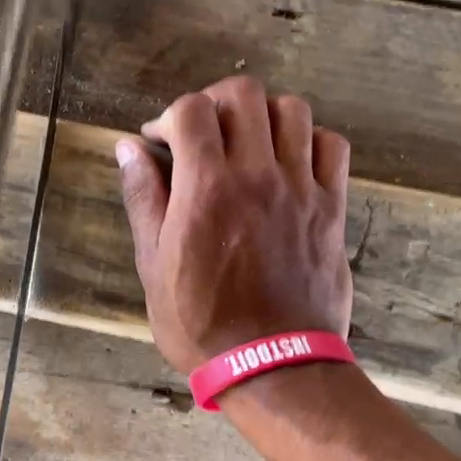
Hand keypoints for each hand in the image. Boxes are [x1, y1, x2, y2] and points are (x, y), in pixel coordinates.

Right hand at [115, 77, 353, 375]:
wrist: (273, 365)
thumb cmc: (199, 320)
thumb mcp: (153, 263)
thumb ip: (143, 197)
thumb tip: (128, 147)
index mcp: (206, 187)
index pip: (191, 110)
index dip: (169, 116)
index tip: (160, 142)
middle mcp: (257, 175)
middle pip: (243, 95)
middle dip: (214, 102)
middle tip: (202, 132)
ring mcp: (300, 188)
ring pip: (292, 110)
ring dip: (262, 115)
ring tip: (245, 143)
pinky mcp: (331, 207)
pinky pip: (331, 146)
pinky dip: (308, 139)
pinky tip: (288, 162)